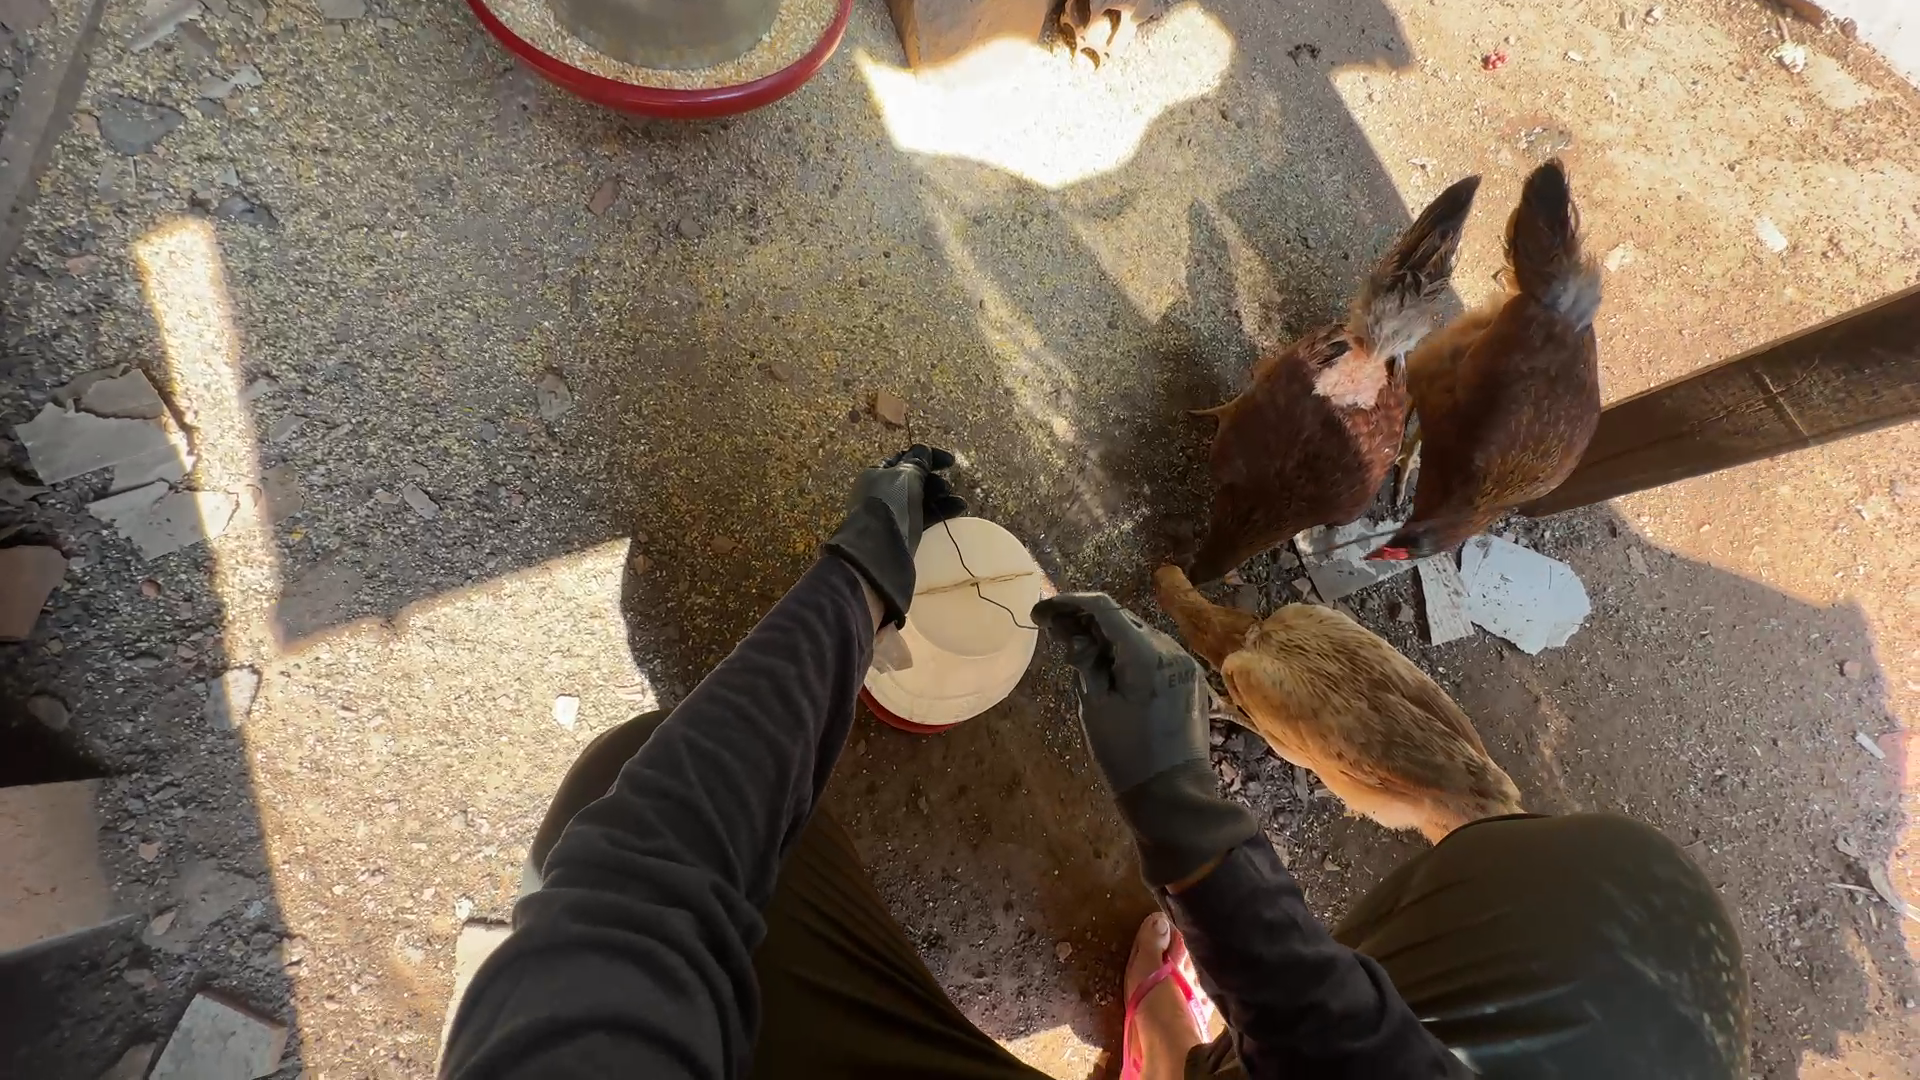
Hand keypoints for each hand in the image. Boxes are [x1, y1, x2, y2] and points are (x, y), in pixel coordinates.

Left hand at [824, 445, 966, 627]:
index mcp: (877, 473)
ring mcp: (893, 512)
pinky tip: (957, 509)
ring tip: (958, 501)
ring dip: (940, 496)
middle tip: (946, 486)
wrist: (880, 549)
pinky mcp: (904, 530)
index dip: (927, 456)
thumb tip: (923, 450)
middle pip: (914, 479)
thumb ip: (918, 462)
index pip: (904, 458)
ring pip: (921, 498)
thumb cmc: (891, 503)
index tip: (950, 462)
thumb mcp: (906, 476)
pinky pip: (924, 515)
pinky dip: (940, 511)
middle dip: (933, 479)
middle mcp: (882, 491)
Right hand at [1029, 593, 1208, 792]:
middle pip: (1120, 618)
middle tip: (1050, 627)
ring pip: (1136, 633)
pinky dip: (1125, 651)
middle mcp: (1170, 649)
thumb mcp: (1094, 706)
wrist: (1174, 797)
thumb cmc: (1126, 755)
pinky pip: (1151, 652)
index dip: (1067, 603)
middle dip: (1084, 618)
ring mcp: (1183, 663)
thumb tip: (1072, 633)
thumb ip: (1084, 661)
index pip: (1103, 608)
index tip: (1039, 611)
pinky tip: (1105, 663)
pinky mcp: (1188, 679)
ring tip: (1074, 647)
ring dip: (1105, 634)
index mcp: (1145, 654)